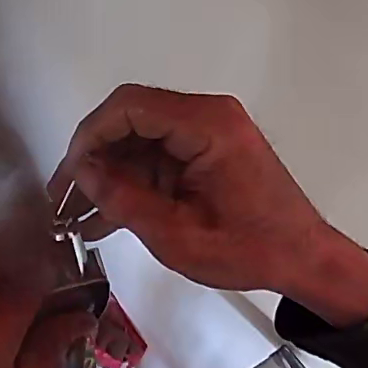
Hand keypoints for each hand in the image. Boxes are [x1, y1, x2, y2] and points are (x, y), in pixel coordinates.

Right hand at [48, 84, 367, 325]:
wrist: (304, 260)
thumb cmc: (255, 248)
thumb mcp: (179, 235)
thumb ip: (125, 201)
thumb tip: (82, 175)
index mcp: (207, 127)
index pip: (130, 107)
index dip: (90, 135)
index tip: (70, 171)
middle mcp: (206, 118)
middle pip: (128, 121)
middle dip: (91, 158)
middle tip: (63, 194)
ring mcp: (203, 134)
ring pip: (134, 142)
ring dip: (105, 175)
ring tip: (75, 212)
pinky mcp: (200, 153)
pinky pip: (152, 159)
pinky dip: (128, 183)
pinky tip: (103, 215)